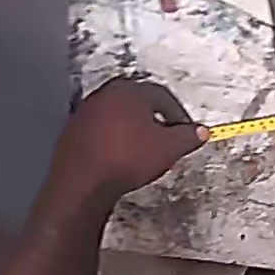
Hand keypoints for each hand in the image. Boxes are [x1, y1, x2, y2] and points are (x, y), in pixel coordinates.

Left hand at [49, 79, 207, 204]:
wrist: (84, 181)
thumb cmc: (126, 159)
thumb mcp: (170, 148)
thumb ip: (188, 136)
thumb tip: (200, 132)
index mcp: (130, 92)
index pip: (163, 96)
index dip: (179, 115)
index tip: (186, 130)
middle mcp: (105, 96)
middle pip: (140, 102)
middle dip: (157, 119)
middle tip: (169, 137)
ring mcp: (87, 112)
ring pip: (121, 115)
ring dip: (137, 129)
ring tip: (148, 149)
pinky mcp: (75, 130)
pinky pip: (104, 129)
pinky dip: (118, 138)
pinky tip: (125, 156)